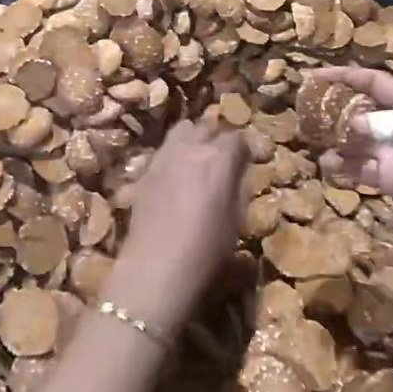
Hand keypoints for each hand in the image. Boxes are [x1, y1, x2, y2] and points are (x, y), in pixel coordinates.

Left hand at [102, 121, 247, 333]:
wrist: (157, 265)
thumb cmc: (207, 248)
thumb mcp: (236, 218)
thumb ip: (239, 187)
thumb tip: (237, 172)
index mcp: (219, 158)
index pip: (237, 138)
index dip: (244, 150)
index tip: (247, 162)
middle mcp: (191, 148)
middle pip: (207, 126)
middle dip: (218, 137)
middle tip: (223, 158)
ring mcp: (164, 155)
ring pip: (182, 130)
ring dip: (194, 138)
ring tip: (198, 159)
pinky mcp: (145, 169)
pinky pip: (164, 149)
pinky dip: (175, 152)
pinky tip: (177, 174)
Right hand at [314, 68, 392, 255]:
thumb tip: (354, 122)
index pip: (376, 83)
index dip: (347, 76)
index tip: (316, 75)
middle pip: (358, 110)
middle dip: (332, 107)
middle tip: (302, 109)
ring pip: (353, 140)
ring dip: (333, 139)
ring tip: (311, 140)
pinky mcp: (389, 180)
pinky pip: (358, 169)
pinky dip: (341, 167)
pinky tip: (329, 167)